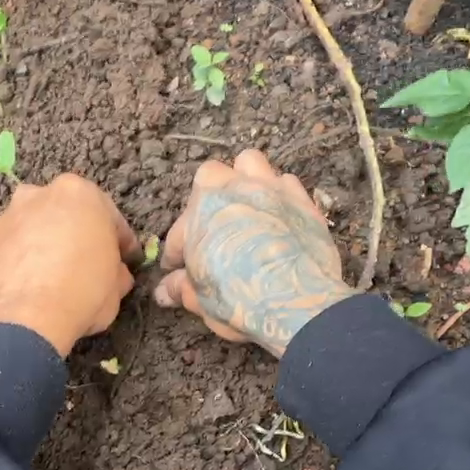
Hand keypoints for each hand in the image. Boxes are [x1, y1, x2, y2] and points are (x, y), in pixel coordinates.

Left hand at [0, 174, 138, 356]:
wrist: (25, 317)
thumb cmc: (82, 290)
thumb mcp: (116, 285)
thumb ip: (116, 271)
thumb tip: (115, 275)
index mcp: (79, 192)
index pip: (108, 216)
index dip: (120, 241)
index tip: (126, 260)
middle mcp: (40, 194)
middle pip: (67, 214)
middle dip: (80, 235)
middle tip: (91, 264)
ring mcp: (9, 216)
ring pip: (38, 227)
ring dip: (49, 244)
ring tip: (59, 275)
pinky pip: (17, 247)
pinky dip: (27, 259)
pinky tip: (36, 283)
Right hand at [154, 149, 354, 356]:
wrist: (299, 305)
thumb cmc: (239, 299)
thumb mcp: (200, 299)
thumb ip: (181, 288)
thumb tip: (165, 291)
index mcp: (201, 209)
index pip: (180, 229)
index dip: (176, 253)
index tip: (176, 270)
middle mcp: (235, 188)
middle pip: (211, 177)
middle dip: (205, 200)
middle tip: (209, 231)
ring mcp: (272, 189)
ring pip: (251, 164)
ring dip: (242, 181)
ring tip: (243, 207)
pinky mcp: (304, 201)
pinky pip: (287, 184)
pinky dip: (278, 196)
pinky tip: (277, 217)